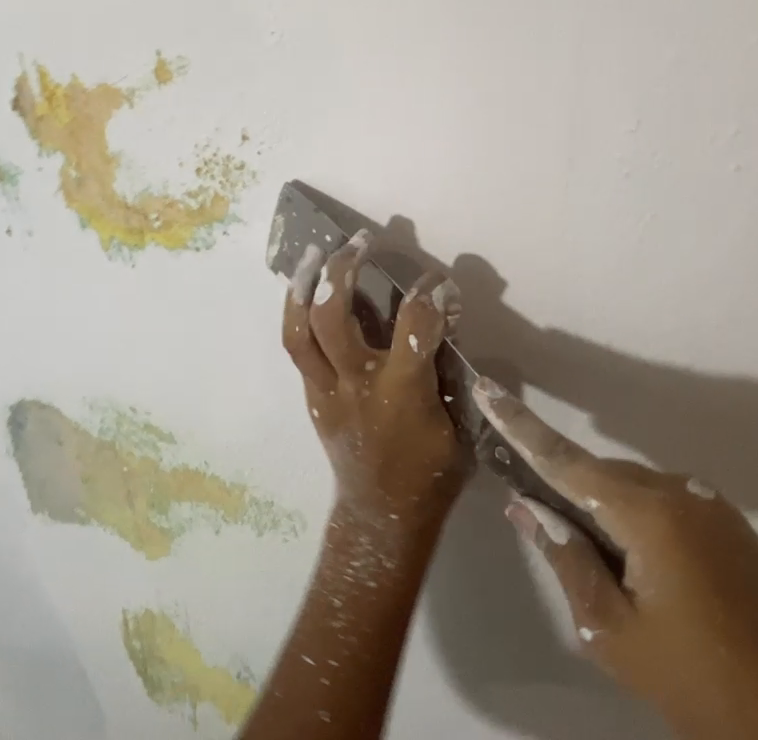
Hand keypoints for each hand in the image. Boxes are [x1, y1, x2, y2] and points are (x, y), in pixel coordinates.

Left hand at [282, 231, 470, 526]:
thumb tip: (444, 319)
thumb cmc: (432, 472)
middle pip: (334, 317)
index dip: (430, 293)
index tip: (440, 280)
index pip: (415, 324)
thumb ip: (449, 368)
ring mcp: (327, 390)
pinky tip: (309, 291)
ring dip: (305, 286)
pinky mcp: (312, 397)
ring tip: (315, 253)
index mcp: (403, 392)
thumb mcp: (459, 422)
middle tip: (359, 241)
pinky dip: (300, 314)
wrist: (382, 516)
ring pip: (300, 331)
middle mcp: (357, 384)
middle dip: (343, 270)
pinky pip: (298, 348)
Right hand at [475, 378, 757, 739]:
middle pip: (600, 475)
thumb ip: (566, 559)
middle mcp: (679, 491)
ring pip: (632, 490)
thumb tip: (527, 507)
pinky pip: (663, 505)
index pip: (565, 461)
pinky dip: (636, 522)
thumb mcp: (610, 630)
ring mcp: (710, 505)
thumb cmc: (695, 676)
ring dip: (603, 513)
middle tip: (533, 520)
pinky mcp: (730, 524)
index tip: (487, 388)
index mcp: (646, 513)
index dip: (520, 426)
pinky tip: (637, 570)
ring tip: (596, 566)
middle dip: (564, 491)